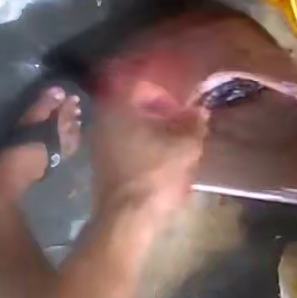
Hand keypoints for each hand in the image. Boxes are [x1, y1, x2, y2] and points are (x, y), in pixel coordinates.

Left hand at [91, 79, 209, 223]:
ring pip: (127, 123)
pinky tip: (157, 156)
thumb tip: (199, 109)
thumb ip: (193, 122)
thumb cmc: (155, 173)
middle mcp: (102, 119)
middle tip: (180, 122)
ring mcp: (97, 140)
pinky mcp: (99, 158)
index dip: (163, 92)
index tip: (181, 107)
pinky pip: (121, 140)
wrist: (126, 212)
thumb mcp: (185, 145)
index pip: (139, 84)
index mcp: (118, 108)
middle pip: (131, 104)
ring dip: (150, 127)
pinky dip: (139, 142)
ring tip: (173, 141)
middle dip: (157, 110)